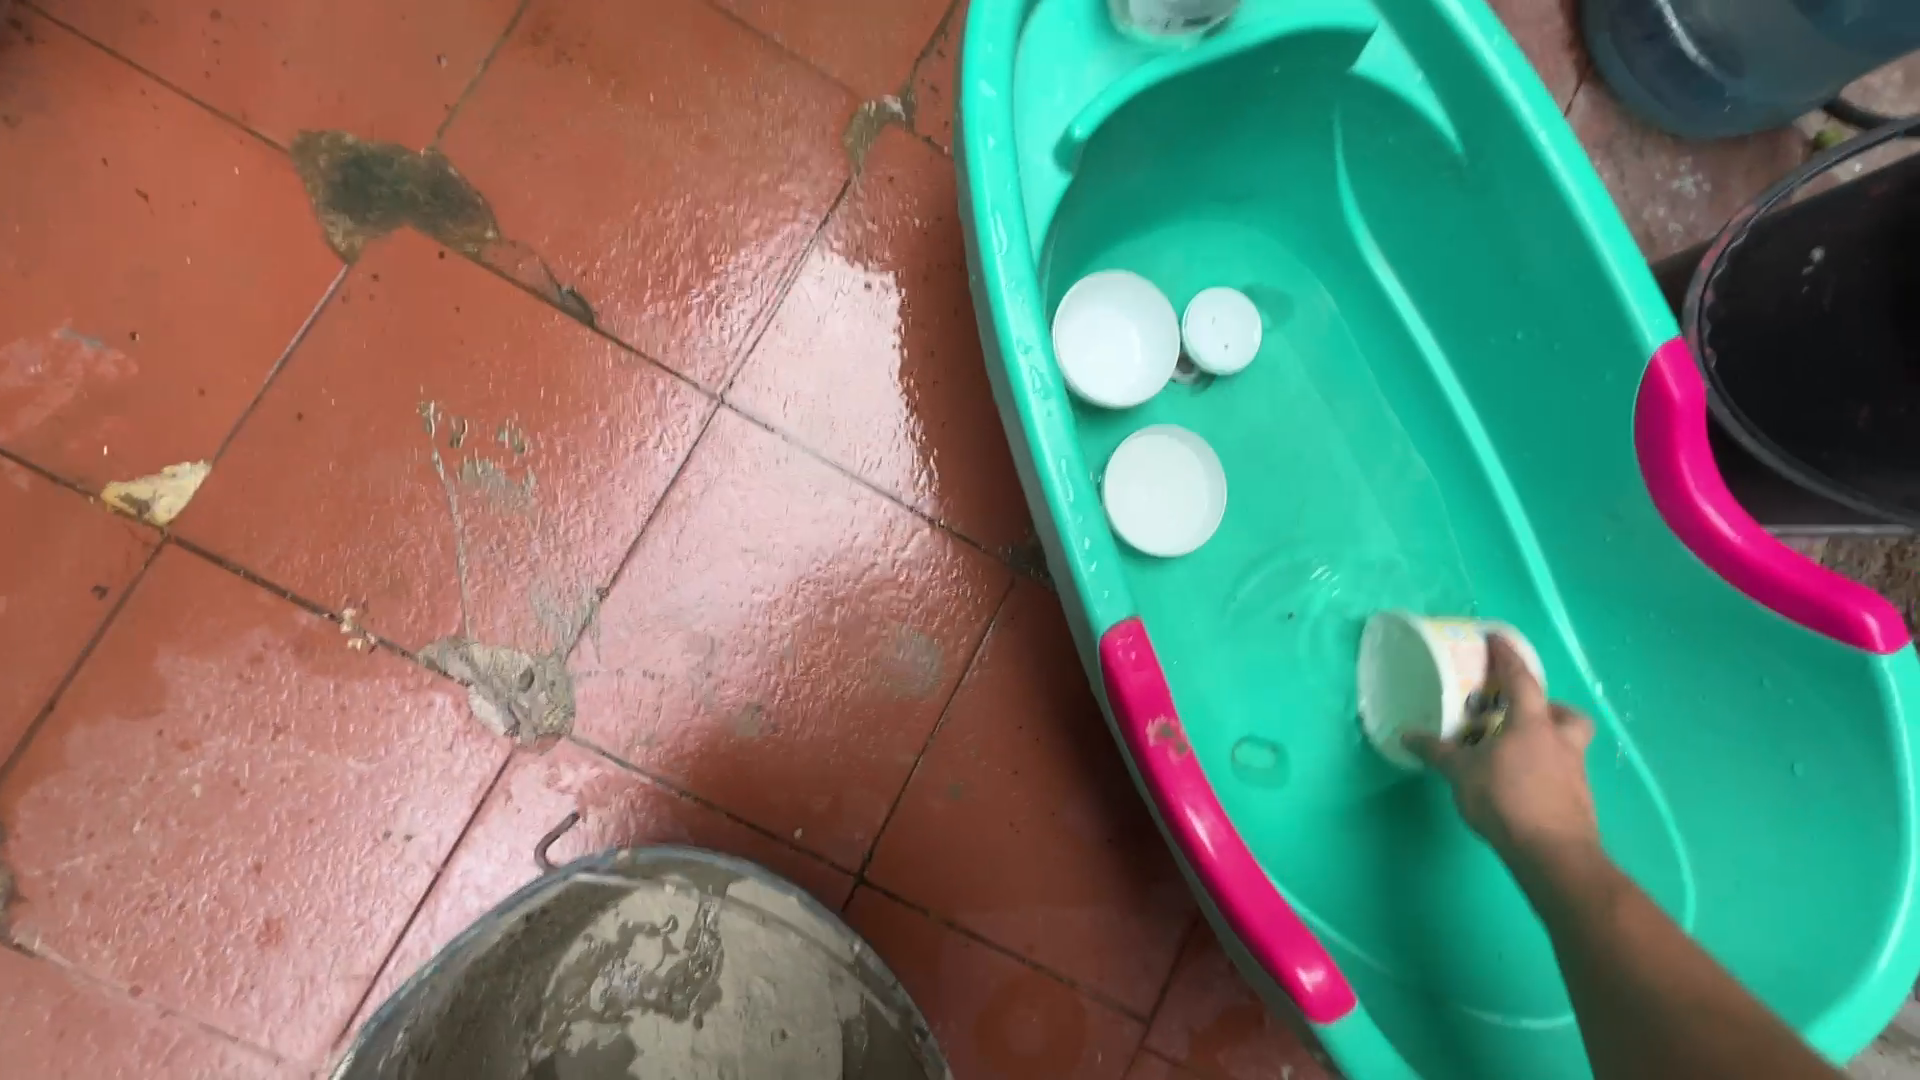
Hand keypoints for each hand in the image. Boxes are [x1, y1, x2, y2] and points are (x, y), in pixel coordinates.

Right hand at [1403, 636, 1598, 860]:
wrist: (1553, 854)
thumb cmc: (1505, 800)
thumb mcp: (1459, 773)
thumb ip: (1435, 751)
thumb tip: (1406, 735)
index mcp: (1531, 725)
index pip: (1522, 680)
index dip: (1508, 657)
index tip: (1496, 638)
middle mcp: (1559, 742)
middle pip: (1566, 714)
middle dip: (1548, 708)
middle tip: (1518, 713)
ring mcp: (1574, 773)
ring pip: (1567, 744)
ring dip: (1545, 740)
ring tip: (1512, 750)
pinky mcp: (1577, 800)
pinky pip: (1561, 772)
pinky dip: (1543, 770)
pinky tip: (1519, 783)